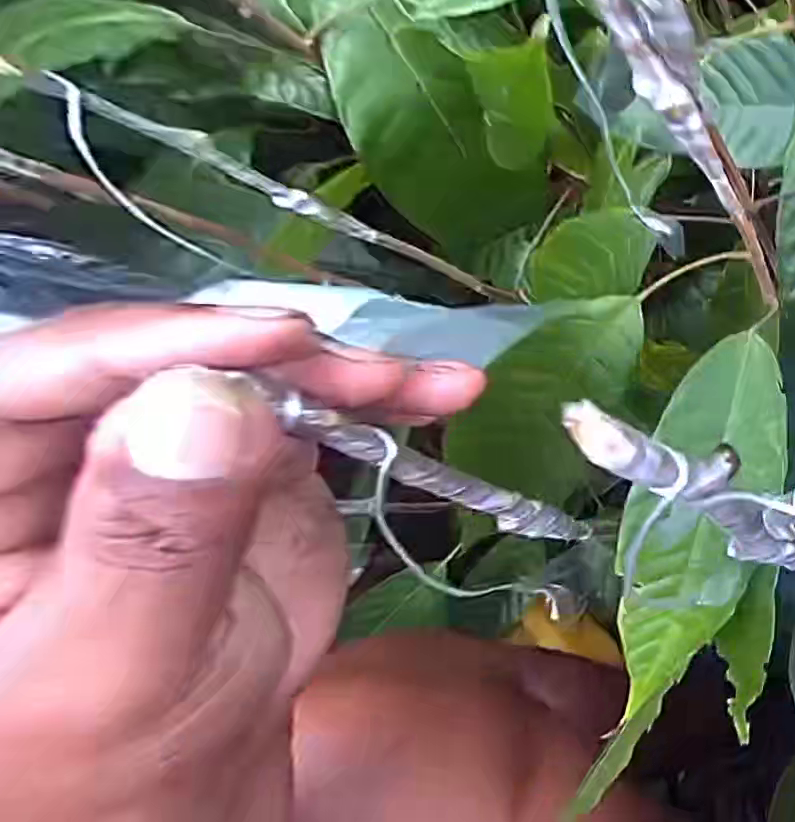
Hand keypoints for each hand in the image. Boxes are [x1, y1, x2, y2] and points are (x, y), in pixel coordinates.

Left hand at [0, 304, 484, 821]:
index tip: (280, 336)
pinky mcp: (248, 453)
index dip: (149, 346)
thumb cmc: (105, 753)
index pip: (22, 386)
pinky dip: (386, 396)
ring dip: (357, 373)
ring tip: (438, 385)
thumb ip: (156, 537)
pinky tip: (444, 392)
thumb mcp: (120, 662)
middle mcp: (51, 454)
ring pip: (256, 371)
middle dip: (285, 359)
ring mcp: (160, 447)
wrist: (189, 765)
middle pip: (164, 363)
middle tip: (380, 376)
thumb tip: (207, 402)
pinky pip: (316, 403)